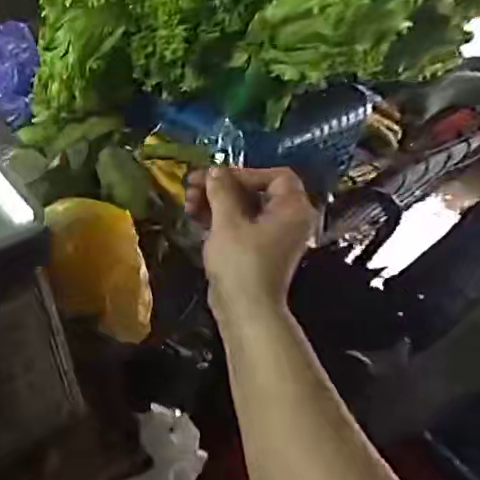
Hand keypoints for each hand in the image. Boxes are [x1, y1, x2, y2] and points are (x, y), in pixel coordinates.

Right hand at [185, 165, 315, 324]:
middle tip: (192, 186)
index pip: (275, 176)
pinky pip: (240, 225)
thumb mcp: (227, 224)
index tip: (214, 176)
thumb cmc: (240, 264)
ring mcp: (272, 236)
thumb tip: (214, 171)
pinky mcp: (256, 250)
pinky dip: (219, 219)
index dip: (244, 172)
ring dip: (216, 202)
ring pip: (244, 209)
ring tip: (187, 202)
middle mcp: (288, 219)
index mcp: (292, 209)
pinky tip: (195, 216)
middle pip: (256, 191)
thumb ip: (221, 193)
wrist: (245, 309)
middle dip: (222, 187)